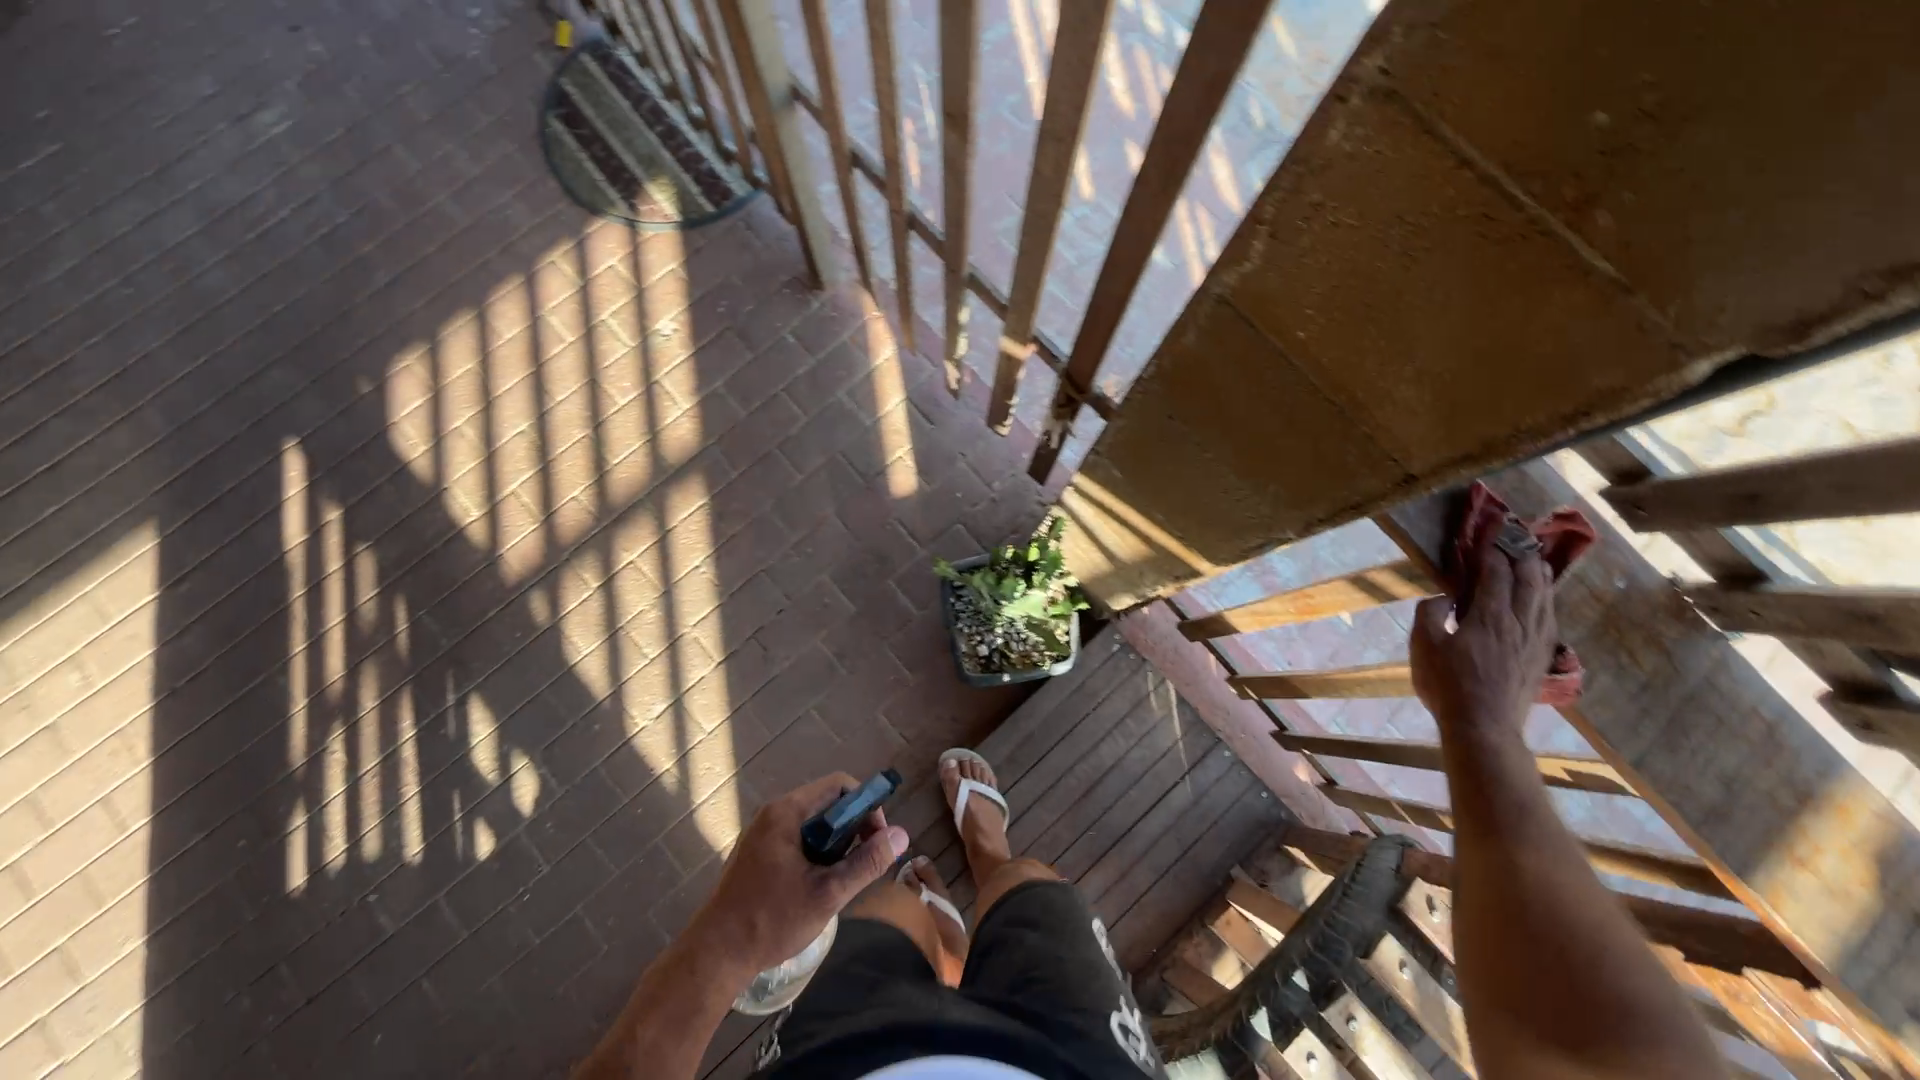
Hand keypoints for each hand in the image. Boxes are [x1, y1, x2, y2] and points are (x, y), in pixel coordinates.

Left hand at [685, 774, 908, 981]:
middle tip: (862, 865)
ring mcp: (761, 834)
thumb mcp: (828, 893)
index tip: (876, 841)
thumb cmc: (771, 920)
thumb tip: (901, 835)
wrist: (715, 954)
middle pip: (827, 804)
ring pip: (813, 825)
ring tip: (841, 881)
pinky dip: (815, 855)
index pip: (839, 785)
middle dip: (853, 829)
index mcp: (786, 812)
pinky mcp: (756, 855)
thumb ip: (866, 862)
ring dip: (835, 846)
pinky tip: (817, 888)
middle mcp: (772, 814)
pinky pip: (796, 840)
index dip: (866, 806)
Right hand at [1410, 543, 1556, 738]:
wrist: (1484, 727)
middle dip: (1522, 555)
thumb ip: (1429, 614)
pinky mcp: (1542, 657)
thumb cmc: (1448, 686)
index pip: (1496, 572)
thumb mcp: (1423, 646)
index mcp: (1490, 616)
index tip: (1488, 532)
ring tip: (1535, 560)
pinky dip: (1547, 600)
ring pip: (1545, 597)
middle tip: (1516, 538)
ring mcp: (1536, 640)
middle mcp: (1520, 622)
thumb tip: (1443, 598)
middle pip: (1529, 579)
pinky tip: (1543, 600)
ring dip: (1540, 574)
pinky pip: (1550, 618)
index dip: (1492, 549)